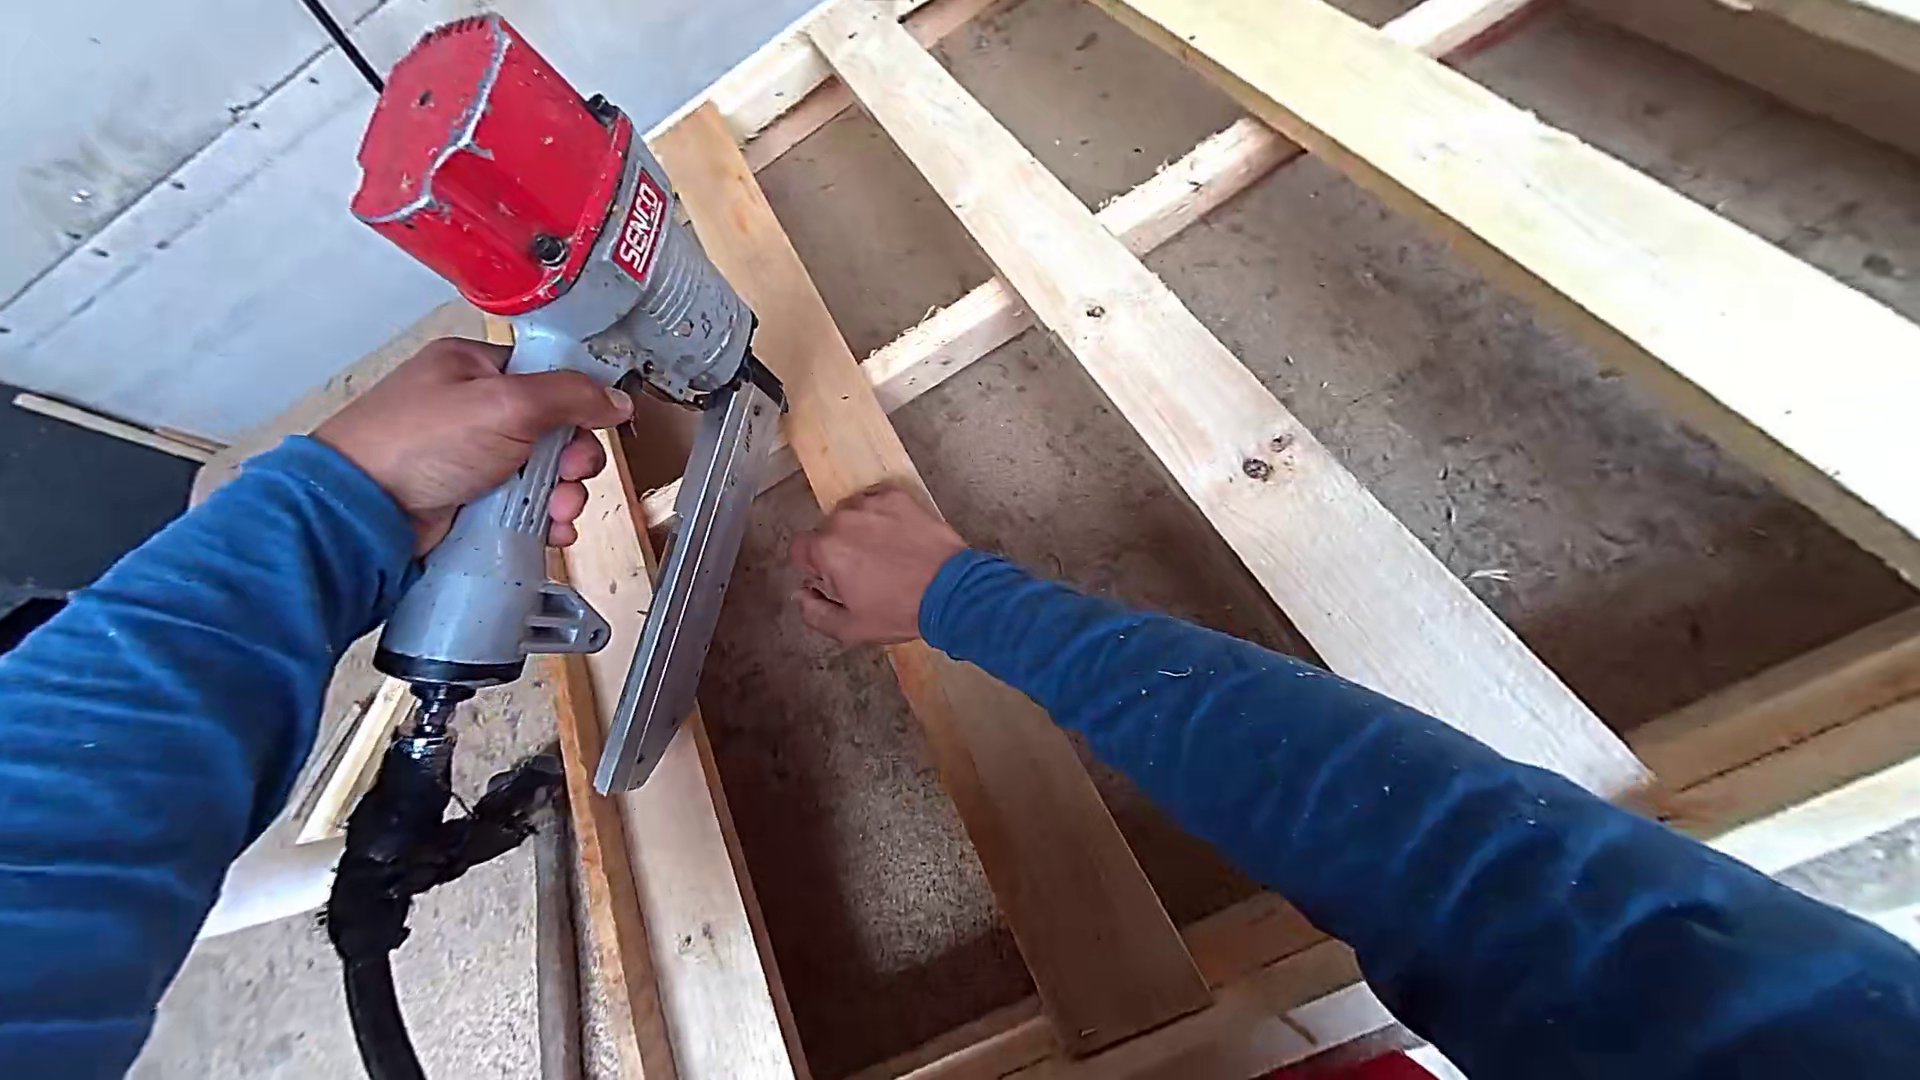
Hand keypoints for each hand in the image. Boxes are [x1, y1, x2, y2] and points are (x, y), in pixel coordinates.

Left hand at [313, 337, 633, 551]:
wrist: (363, 513)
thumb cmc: (415, 445)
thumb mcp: (505, 404)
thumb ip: (570, 396)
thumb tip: (618, 399)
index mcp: (479, 370)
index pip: (553, 377)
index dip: (581, 404)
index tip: (593, 425)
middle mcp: (481, 410)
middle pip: (562, 431)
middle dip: (575, 460)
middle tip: (569, 473)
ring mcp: (481, 456)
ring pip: (553, 473)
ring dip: (566, 495)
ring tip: (557, 511)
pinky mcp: (482, 496)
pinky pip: (536, 504)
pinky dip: (550, 518)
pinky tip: (550, 527)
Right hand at [789, 485, 967, 645]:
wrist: (951, 590)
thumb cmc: (902, 610)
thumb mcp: (851, 628)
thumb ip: (813, 612)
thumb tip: (801, 594)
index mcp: (827, 550)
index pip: (799, 548)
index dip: (814, 566)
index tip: (833, 576)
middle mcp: (845, 519)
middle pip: (828, 530)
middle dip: (841, 548)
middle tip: (867, 571)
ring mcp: (873, 504)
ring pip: (853, 514)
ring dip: (862, 529)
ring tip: (888, 554)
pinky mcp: (898, 497)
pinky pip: (879, 503)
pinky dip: (885, 516)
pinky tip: (901, 538)